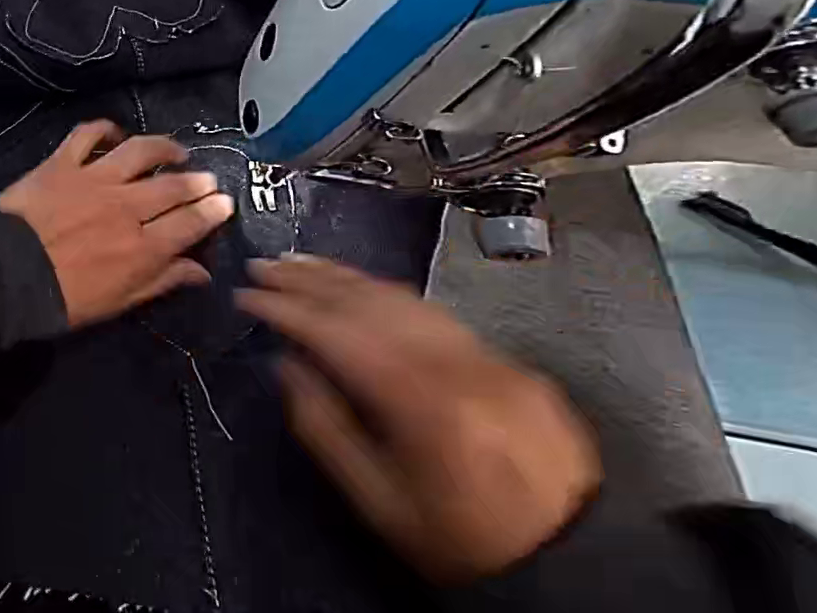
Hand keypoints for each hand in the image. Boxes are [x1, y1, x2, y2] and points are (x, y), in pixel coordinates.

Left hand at [0, 121, 233, 326]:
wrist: (3, 275)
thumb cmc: (62, 299)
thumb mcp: (118, 301)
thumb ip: (162, 281)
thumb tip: (201, 273)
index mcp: (142, 246)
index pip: (189, 223)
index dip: (211, 212)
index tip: (225, 202)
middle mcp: (126, 206)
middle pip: (172, 187)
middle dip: (197, 182)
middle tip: (208, 179)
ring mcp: (95, 179)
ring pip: (140, 152)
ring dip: (164, 149)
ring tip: (177, 151)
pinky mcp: (64, 162)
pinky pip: (88, 135)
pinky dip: (104, 130)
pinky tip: (116, 135)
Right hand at [236, 257, 598, 583]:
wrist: (568, 554)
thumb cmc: (459, 537)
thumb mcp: (380, 502)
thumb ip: (325, 428)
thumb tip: (287, 364)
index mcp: (420, 400)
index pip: (335, 332)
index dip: (285, 307)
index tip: (248, 294)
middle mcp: (451, 360)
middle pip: (366, 301)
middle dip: (307, 279)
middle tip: (265, 265)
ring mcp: (479, 350)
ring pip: (398, 294)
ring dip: (342, 275)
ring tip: (300, 262)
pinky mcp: (497, 352)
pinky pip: (427, 306)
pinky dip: (382, 288)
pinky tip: (357, 283)